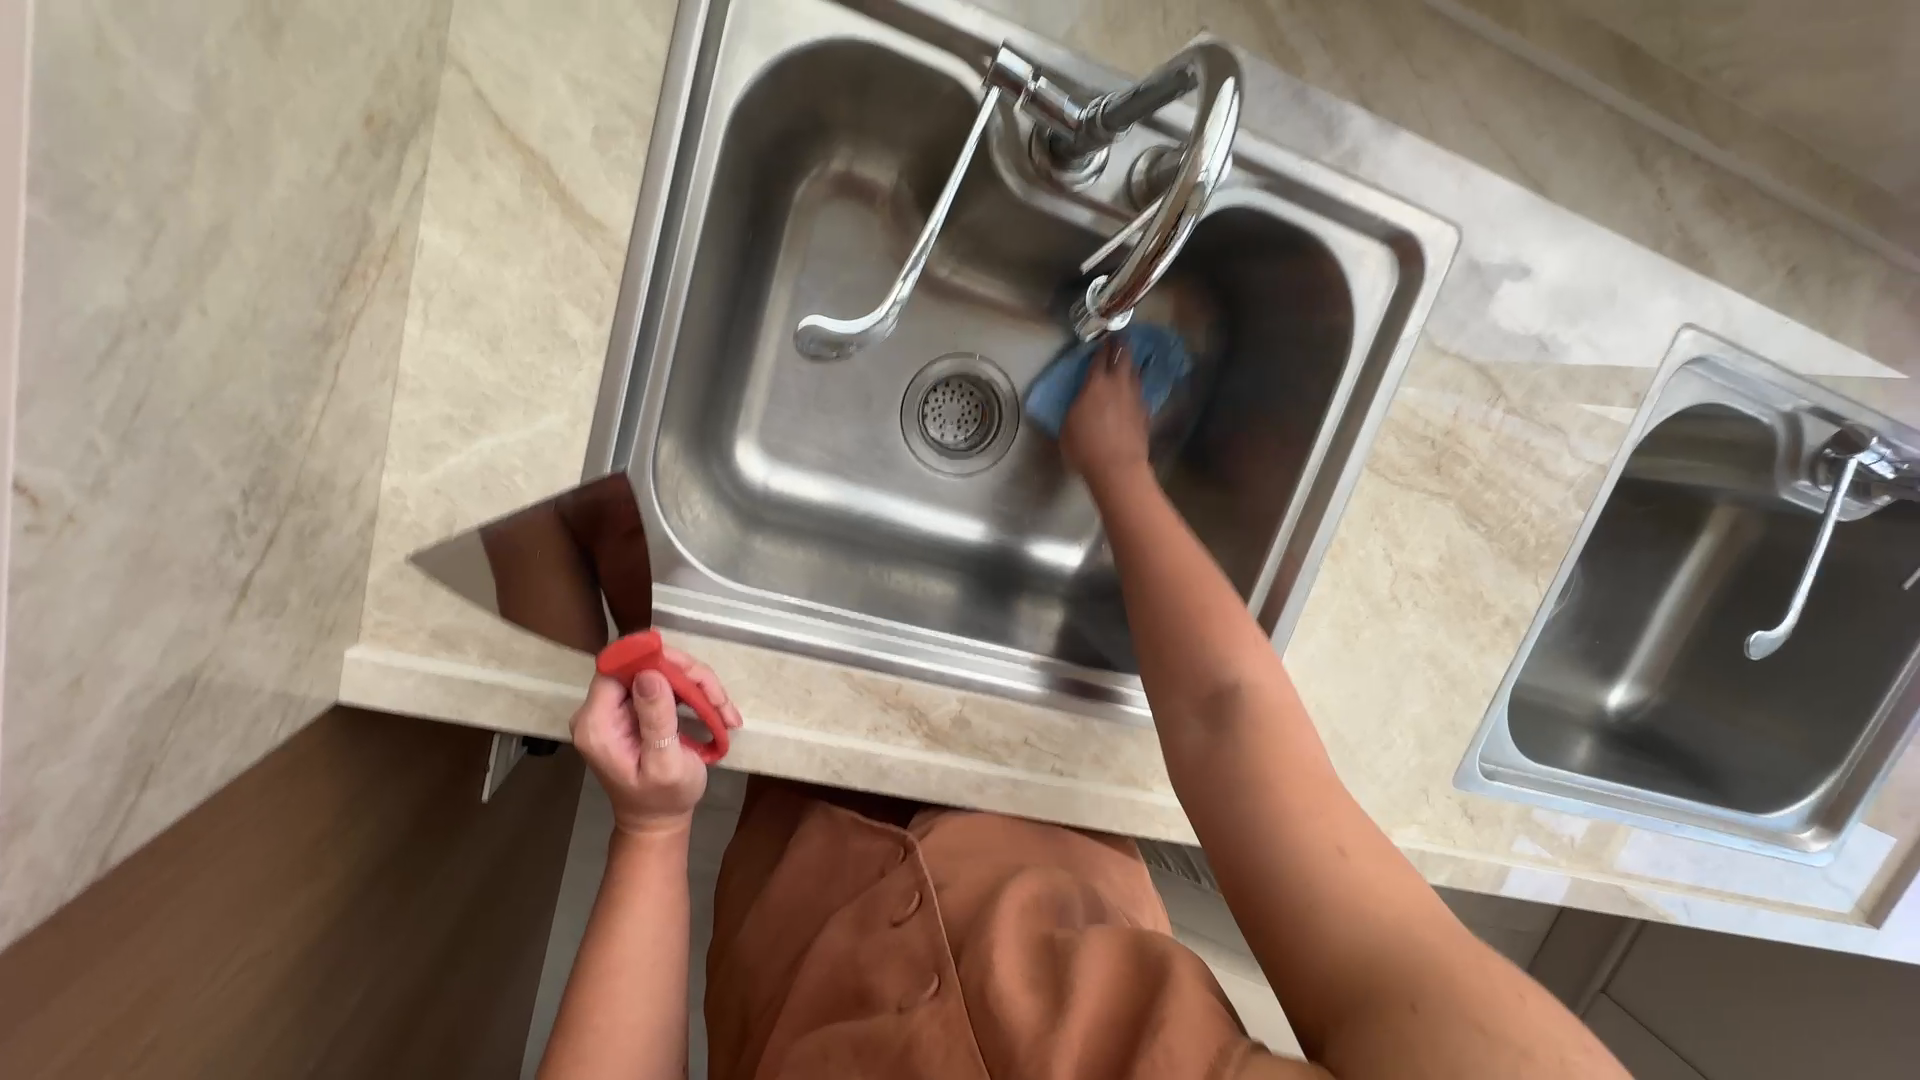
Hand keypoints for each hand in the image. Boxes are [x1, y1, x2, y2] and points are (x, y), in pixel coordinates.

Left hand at [569, 646, 744, 836]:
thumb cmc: (662, 799)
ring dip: (697, 685)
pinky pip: (666, 684)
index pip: (617, 669)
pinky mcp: (637, 708)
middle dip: (686, 675)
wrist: (659, 820)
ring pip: (661, 671)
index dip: (651, 661)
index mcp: (597, 723)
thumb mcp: (664, 763)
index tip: (687, 672)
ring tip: (723, 710)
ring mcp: (619, 708)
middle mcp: (602, 710)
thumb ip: (656, 719)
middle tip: (717, 697)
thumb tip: (649, 674)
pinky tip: (716, 711)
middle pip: (643, 665)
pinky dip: (694, 693)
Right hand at [1060, 338, 1149, 484]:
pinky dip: (1137, 388)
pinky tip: (1135, 393)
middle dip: (1122, 346)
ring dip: (1132, 365)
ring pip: (1136, 373)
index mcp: (1095, 385)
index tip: (1104, 338)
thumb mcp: (1068, 426)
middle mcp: (1118, 385)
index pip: (1099, 358)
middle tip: (1121, 339)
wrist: (1117, 467)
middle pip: (1124, 357)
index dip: (1101, 346)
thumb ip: (1077, 407)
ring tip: (1130, 362)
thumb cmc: (1084, 447)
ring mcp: (1135, 398)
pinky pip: (1141, 394)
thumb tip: (1082, 403)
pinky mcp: (1145, 413)